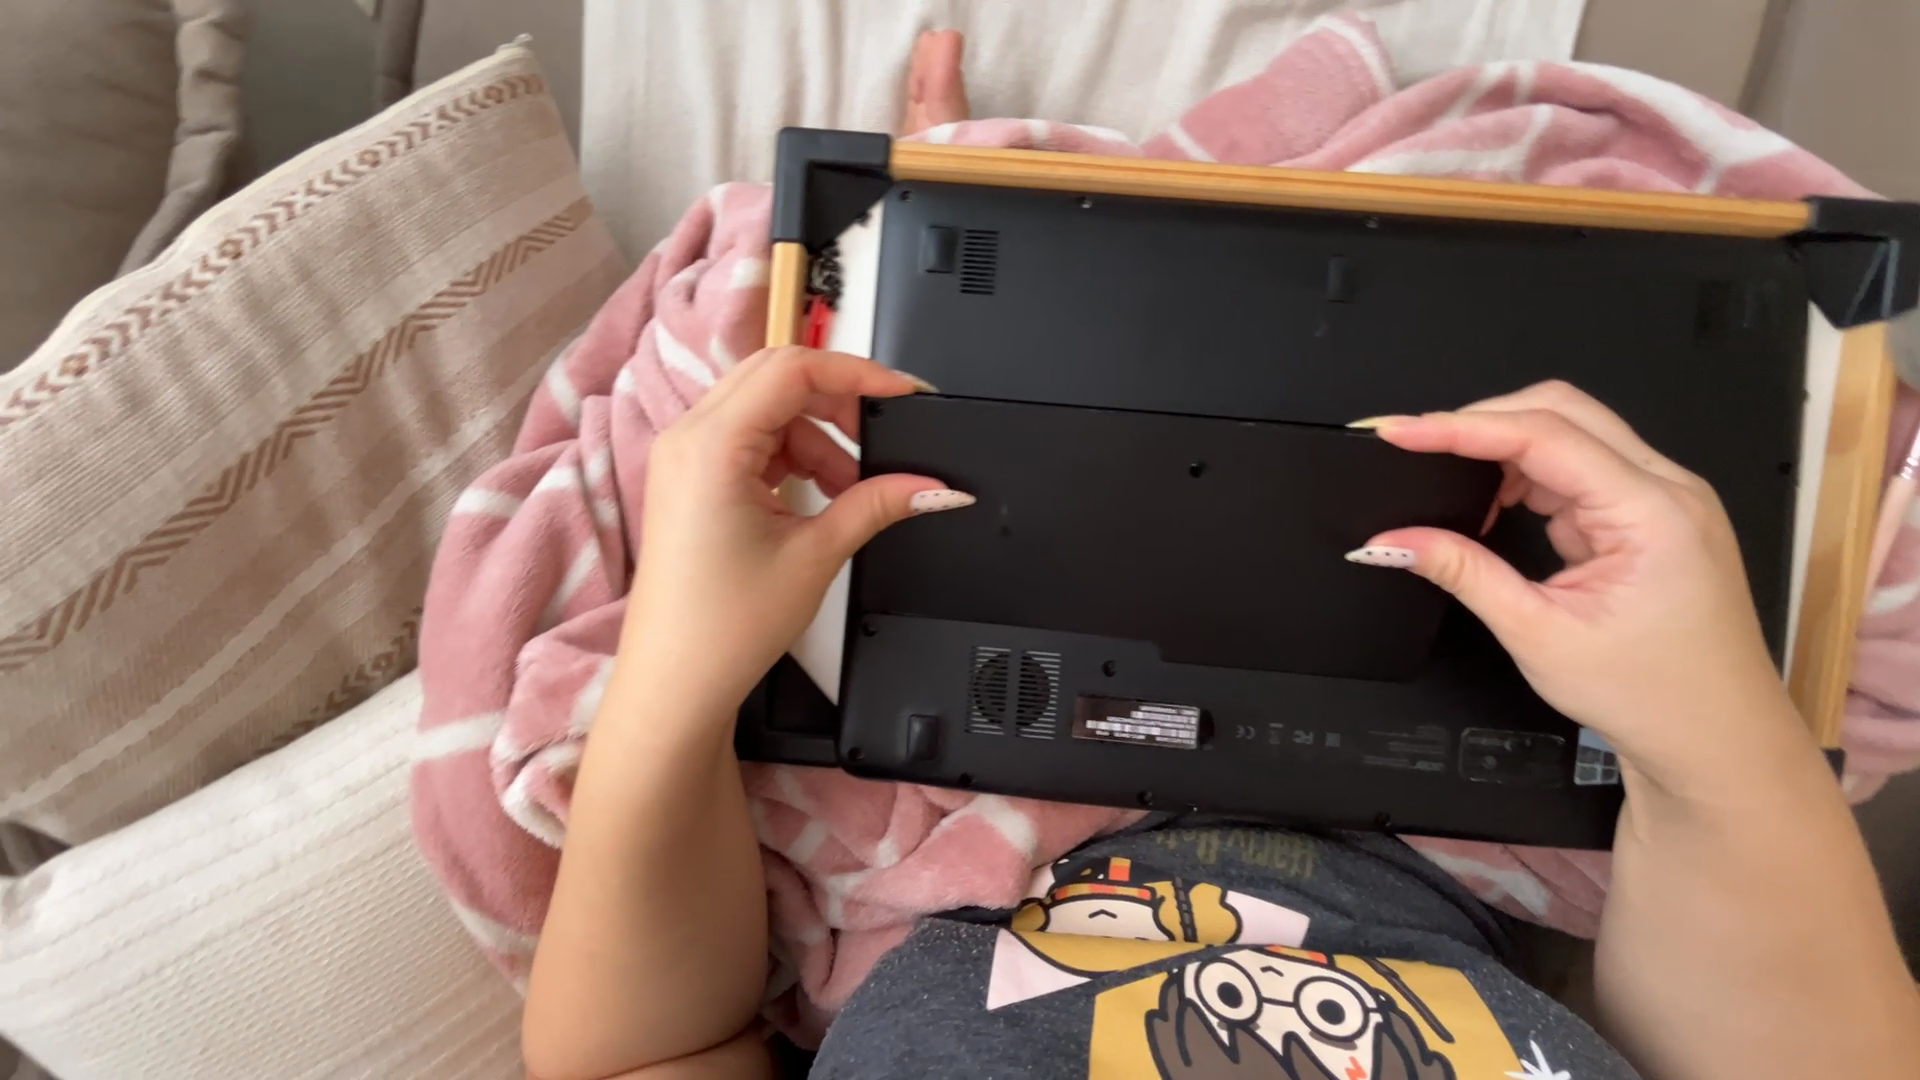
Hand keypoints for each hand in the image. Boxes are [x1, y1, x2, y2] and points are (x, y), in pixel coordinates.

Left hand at [621, 347, 971, 714]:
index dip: (857, 373)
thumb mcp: (817, 553)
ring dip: (818, 437)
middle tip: (879, 437)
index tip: (902, 393)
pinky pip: (753, 439)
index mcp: (711, 446)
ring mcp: (686, 457)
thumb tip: (935, 487)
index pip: (793, 370)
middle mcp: (689, 438)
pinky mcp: (693, 478)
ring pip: (768, 410)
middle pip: (778, 379)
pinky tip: (821, 494)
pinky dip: (794, 455)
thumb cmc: (725, 625)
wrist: (678, 680)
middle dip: (838, 402)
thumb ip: (879, 505)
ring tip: (852, 489)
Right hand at [1348, 381, 1809, 795]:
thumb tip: (1387, 541)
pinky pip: (1570, 467)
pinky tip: (1485, 504)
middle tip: (1410, 443)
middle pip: (1560, 411)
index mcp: (1652, 513)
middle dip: (1478, 420)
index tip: (1397, 432)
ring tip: (1439, 477)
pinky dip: (1516, 473)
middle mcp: (1665, 489)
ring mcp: (1657, 498)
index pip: (1542, 436)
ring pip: (1565, 431)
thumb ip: (1460, 572)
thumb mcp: (1535, 631)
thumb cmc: (1647, 692)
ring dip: (1496, 445)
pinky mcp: (1640, 514)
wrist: (1715, 738)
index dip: (1460, 427)